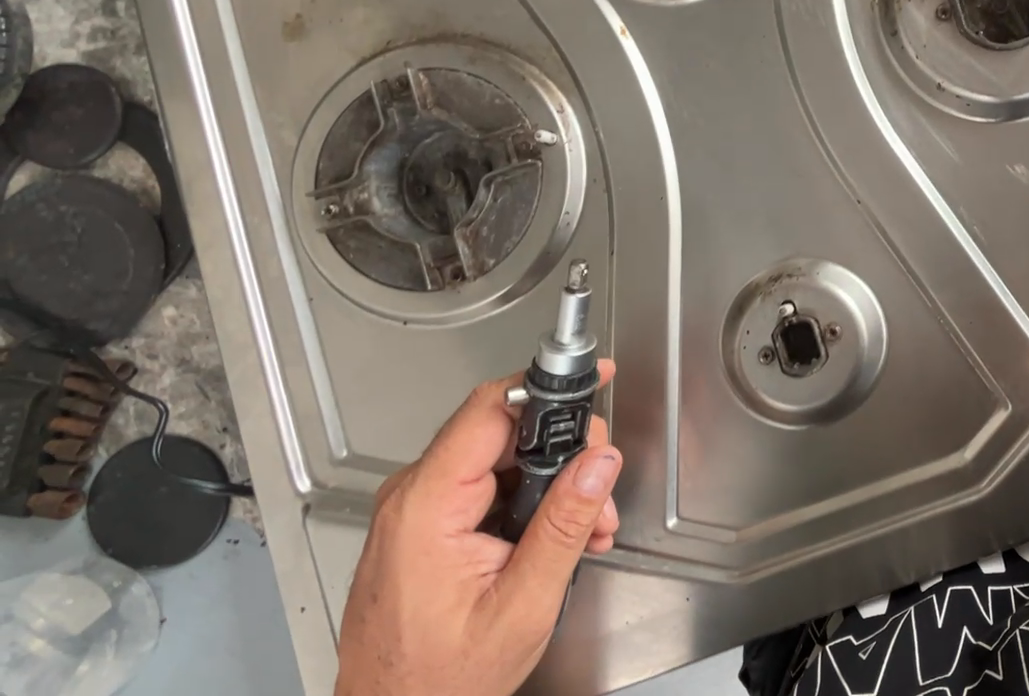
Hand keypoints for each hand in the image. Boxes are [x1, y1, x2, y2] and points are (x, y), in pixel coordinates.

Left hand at [334, 361, 622, 695]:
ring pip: (507, 461)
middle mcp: (415, 497)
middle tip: (600, 491)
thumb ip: (564, 525)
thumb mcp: (522, 606)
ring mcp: (420, 510)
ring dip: (557, 485)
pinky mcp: (430, 524)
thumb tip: (599, 461)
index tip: (591, 378)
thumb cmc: (439, 683)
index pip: (490, 410)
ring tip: (587, 528)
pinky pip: (493, 487)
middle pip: (507, 432)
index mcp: (427, 507)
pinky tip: (561, 536)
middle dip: (568, 455)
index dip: (547, 388)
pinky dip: (534, 502)